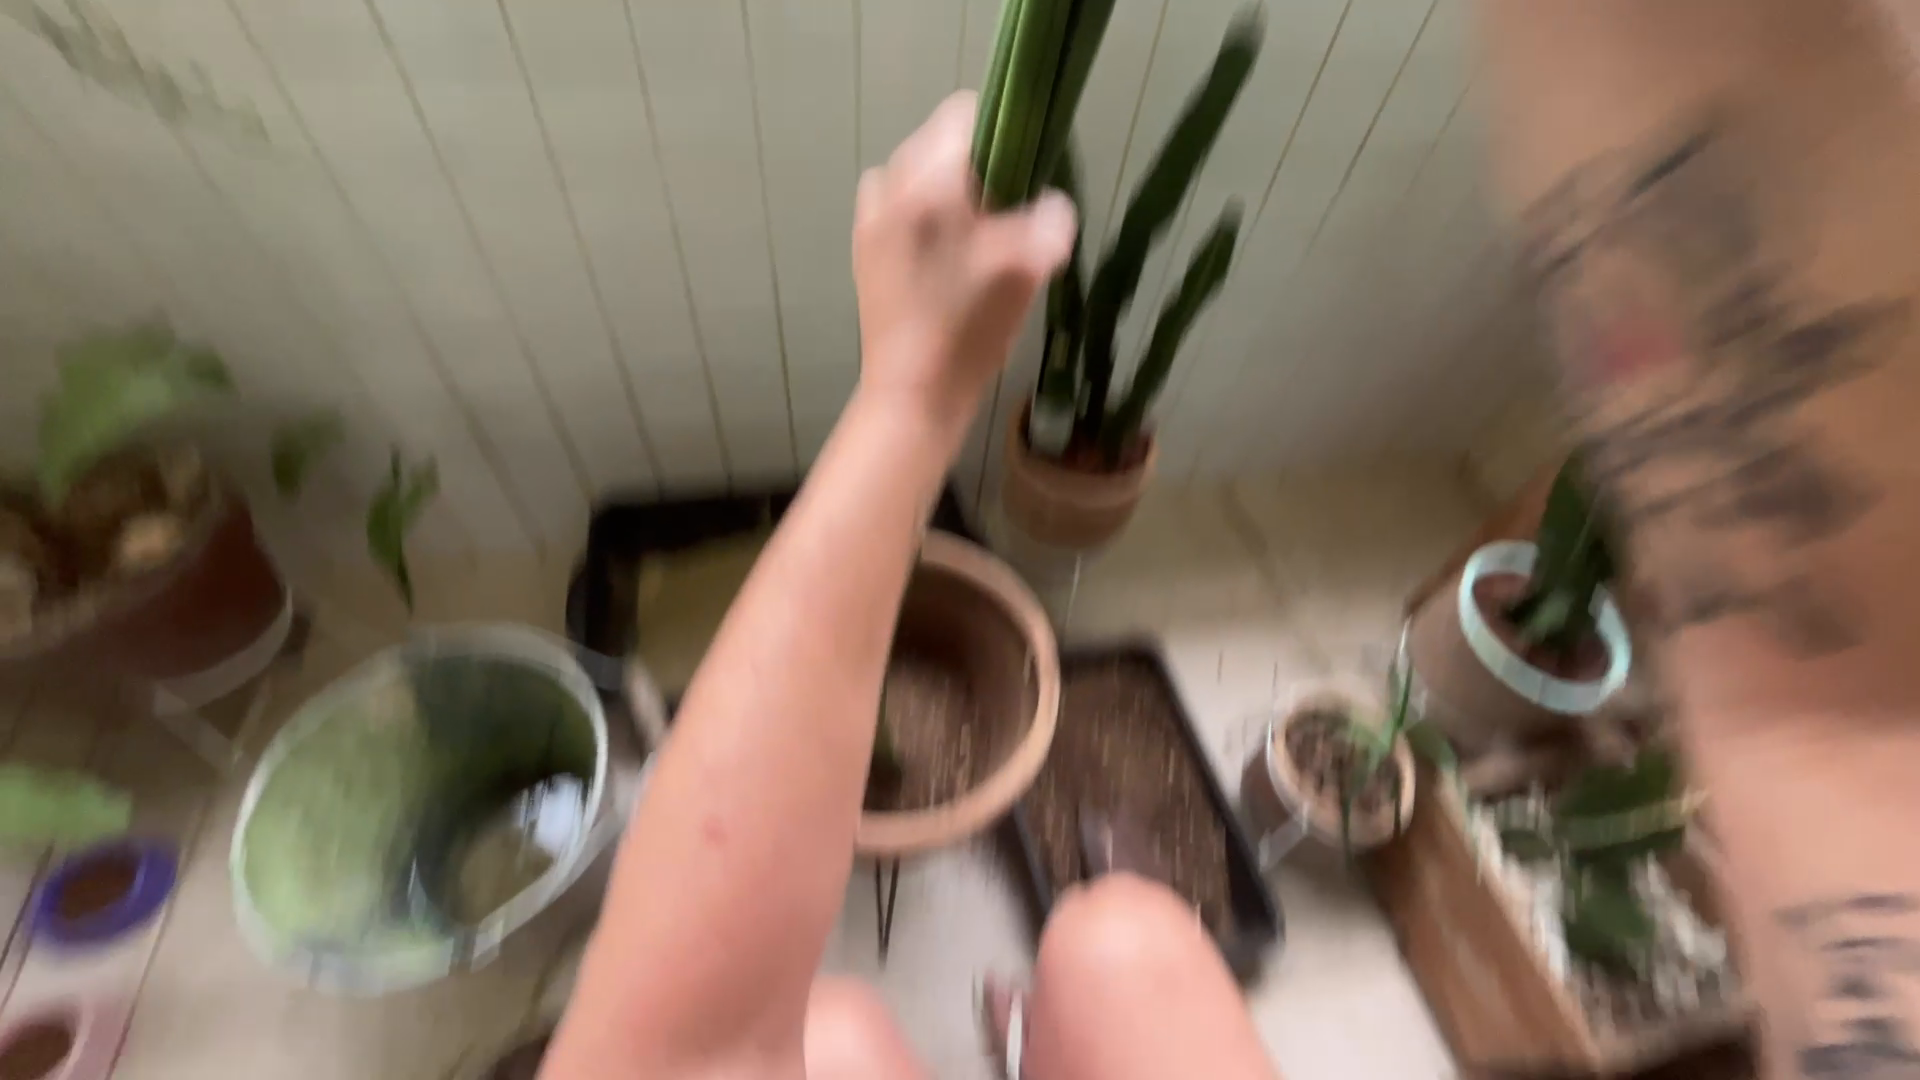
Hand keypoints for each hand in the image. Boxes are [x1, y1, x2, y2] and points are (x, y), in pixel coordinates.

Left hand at [852, 92, 1076, 438]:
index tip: (1025, 180)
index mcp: (925, 181)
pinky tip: (946, 266)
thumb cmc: (968, 330)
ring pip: (923, 179)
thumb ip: (1047, 220)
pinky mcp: (866, 251)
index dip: (1006, 137)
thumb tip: (1052, 206)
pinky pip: (904, 211)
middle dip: (979, 173)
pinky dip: (929, 222)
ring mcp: (870, 220)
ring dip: (952, 198)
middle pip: (944, 146)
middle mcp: (888, 186)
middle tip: (1003, 223)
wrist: (913, 395)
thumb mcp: (1025, 270)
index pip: (967, 114)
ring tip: (974, 247)